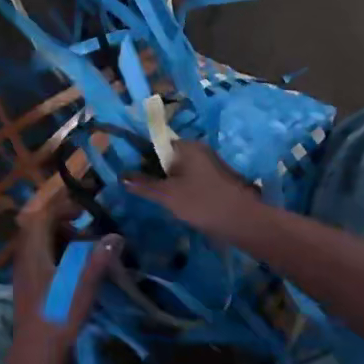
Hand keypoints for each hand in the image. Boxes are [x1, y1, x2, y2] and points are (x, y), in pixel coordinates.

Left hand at [10, 204, 120, 363]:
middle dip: (62, 224)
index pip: (41, 217)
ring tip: (83, 250)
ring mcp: (23, 275)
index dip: (62, 209)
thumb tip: (115, 236)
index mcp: (33, 252)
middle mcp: (23, 259)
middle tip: (85, 230)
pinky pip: (40, 261)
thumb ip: (98, 259)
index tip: (83, 212)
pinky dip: (56, 257)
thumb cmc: (58, 315)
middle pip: (38, 229)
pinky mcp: (27, 289)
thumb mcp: (82, 285)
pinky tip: (73, 271)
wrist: (36, 352)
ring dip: (59, 241)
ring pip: (39, 246)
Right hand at [126, 141, 262, 238]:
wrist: (241, 220)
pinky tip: (182, 205)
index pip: (157, 144)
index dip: (143, 159)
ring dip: (171, 183)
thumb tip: (121, 176)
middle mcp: (200, 150)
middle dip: (157, 173)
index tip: (135, 177)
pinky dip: (185, 189)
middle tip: (147, 192)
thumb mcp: (167, 195)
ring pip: (182, 171)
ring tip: (163, 201)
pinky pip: (194, 180)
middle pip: (169, 157)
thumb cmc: (202, 202)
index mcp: (186, 146)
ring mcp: (211, 164)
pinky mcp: (218, 179)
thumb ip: (143, 185)